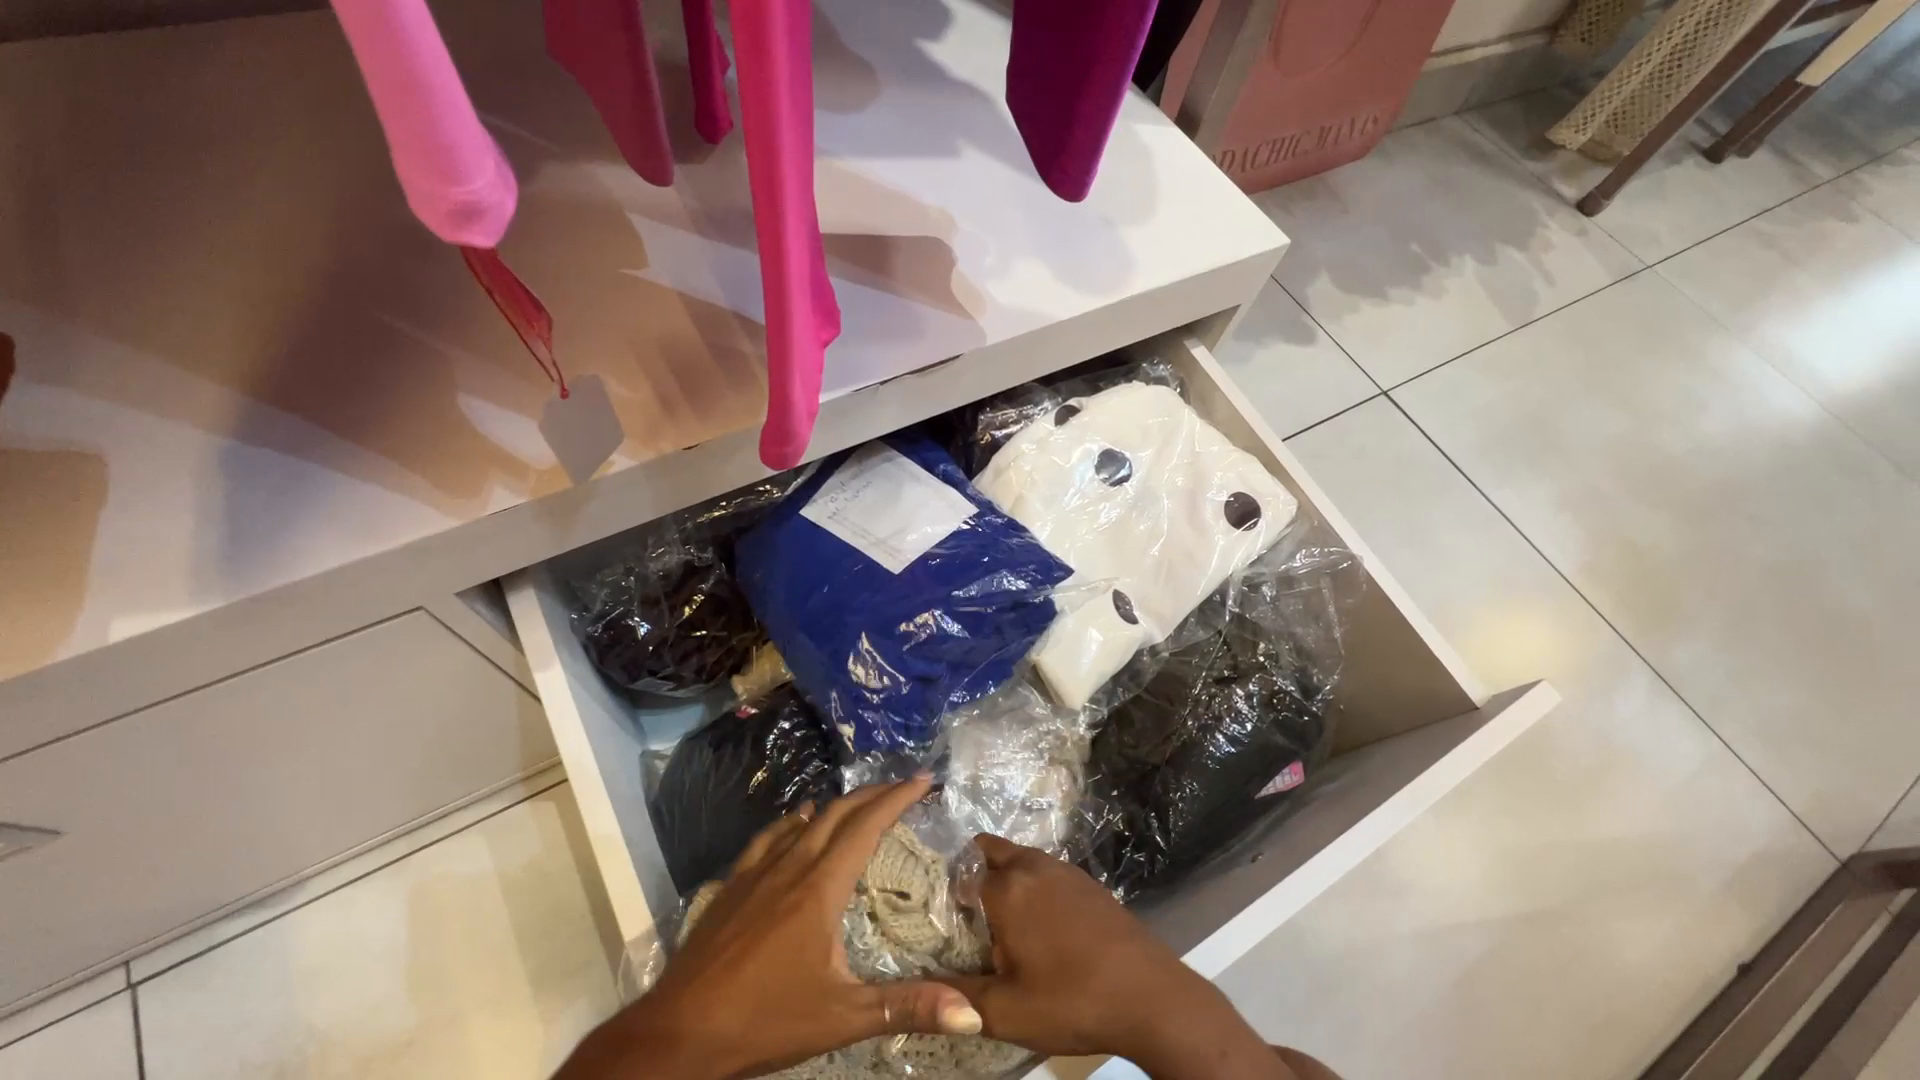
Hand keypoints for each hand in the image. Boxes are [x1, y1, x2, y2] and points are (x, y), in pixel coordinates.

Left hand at [555, 777, 981, 1079]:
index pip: (866, 826)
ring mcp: (754, 874)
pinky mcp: (730, 888)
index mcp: (819, 888)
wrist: (678, 1033)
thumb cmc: (763, 1020)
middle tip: (903, 786)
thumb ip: (907, 1007)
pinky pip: (768, 838)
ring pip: (802, 821)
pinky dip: (792, 822)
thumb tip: (972, 1012)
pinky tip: (795, 824)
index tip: (924, 780)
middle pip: (836, 814)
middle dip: (872, 794)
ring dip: (835, 806)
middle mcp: (789, 867)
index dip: (897, 799)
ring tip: (859, 802)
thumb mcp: (842, 1017)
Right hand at [941, 835, 1295, 1079]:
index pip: (959, 875)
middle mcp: (1033, 865)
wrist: (1153, 999)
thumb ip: (956, 996)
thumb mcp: (1005, 1012)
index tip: (941, 922)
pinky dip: (1034, 888)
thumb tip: (921, 986)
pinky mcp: (1090, 883)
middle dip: (972, 874)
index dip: (945, 896)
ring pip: (1020, 860)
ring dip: (1005, 880)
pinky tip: (1041, 929)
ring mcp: (1066, 870)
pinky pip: (1047, 873)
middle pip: (988, 852)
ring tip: (1000, 926)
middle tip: (965, 917)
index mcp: (1007, 887)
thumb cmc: (1072, 1001)